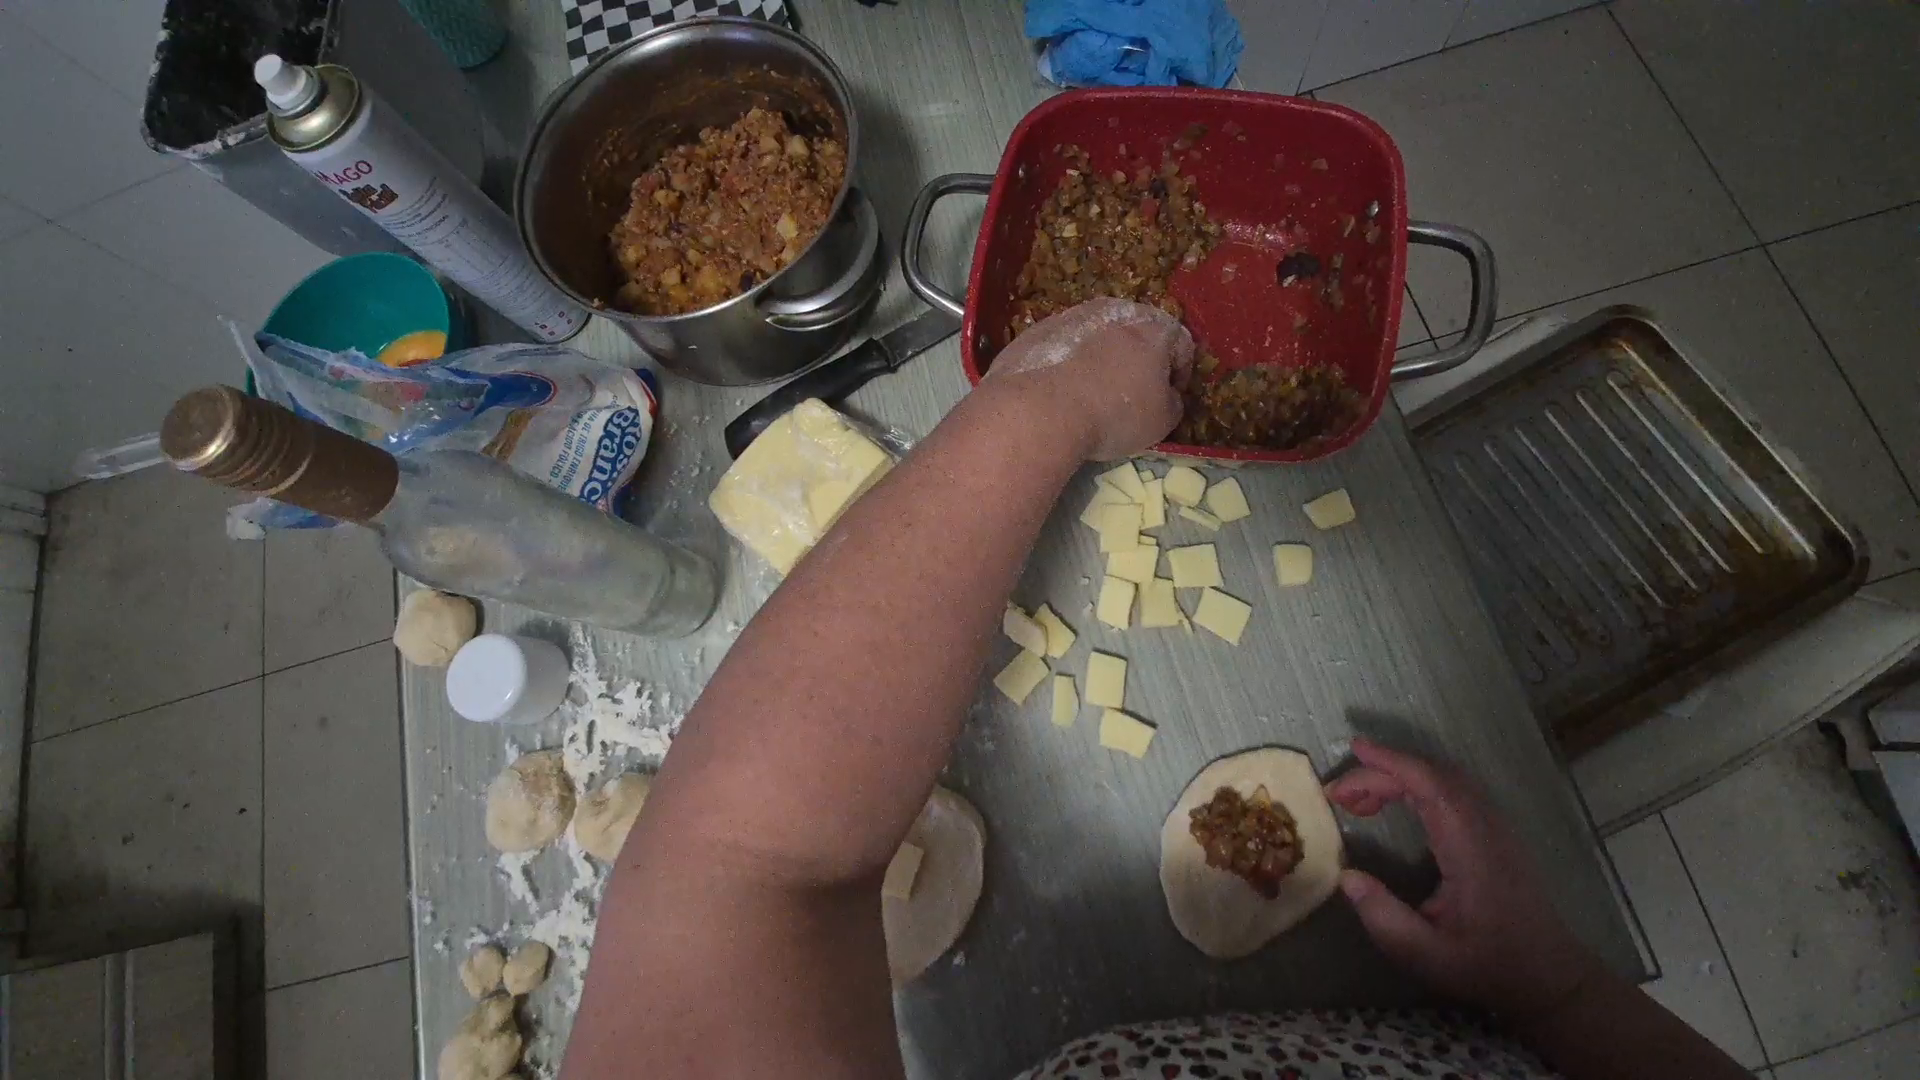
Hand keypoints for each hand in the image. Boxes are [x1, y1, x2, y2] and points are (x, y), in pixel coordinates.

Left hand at [982, 297, 1193, 459]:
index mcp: (1152, 329)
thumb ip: (1174, 402)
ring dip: (1100, 358)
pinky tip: (1060, 391)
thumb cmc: (1115, 415)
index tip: (1169, 398)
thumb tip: (1169, 396)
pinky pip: (1063, 346)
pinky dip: (1066, 363)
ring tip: (1091, 392)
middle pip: (1136, 334)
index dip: (1179, 373)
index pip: (1180, 344)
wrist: (1042, 410)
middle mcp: (1114, 313)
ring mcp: (1072, 317)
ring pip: (1096, 336)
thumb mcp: (1162, 420)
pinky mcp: (1038, 331)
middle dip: (1137, 360)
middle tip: (1130, 392)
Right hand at [1325, 738, 1603, 1021]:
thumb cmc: (1488, 966)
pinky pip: (1452, 790)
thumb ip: (1383, 917)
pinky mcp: (1494, 833)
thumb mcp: (1428, 956)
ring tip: (1359, 801)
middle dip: (1382, 771)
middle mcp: (1487, 829)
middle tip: (1340, 794)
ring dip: (1398, 777)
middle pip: (1433, 775)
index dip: (1392, 762)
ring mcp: (1495, 828)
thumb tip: (1346, 875)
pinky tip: (1393, 802)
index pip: (1432, 786)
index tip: (1354, 750)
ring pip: (1444, 778)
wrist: (1552, 982)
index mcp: (1471, 851)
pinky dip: (1415, 784)